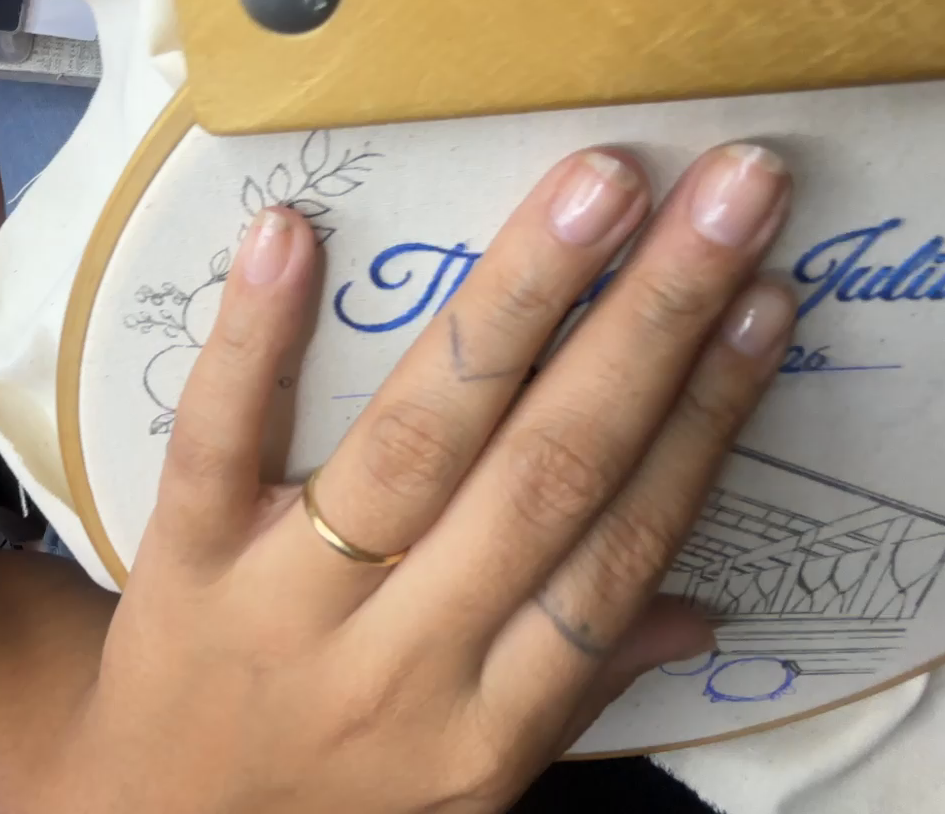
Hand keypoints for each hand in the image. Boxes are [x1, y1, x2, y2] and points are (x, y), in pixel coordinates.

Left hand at [55, 143, 793, 813]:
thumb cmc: (331, 783)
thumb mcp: (470, 767)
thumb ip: (581, 682)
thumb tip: (705, 607)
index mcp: (491, 718)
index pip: (619, 546)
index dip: (703, 418)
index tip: (761, 298)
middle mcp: (402, 654)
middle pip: (544, 470)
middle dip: (647, 320)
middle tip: (720, 192)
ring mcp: (283, 598)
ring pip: (417, 438)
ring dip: (517, 300)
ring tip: (592, 190)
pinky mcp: (183, 551)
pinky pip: (219, 434)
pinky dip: (260, 333)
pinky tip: (293, 229)